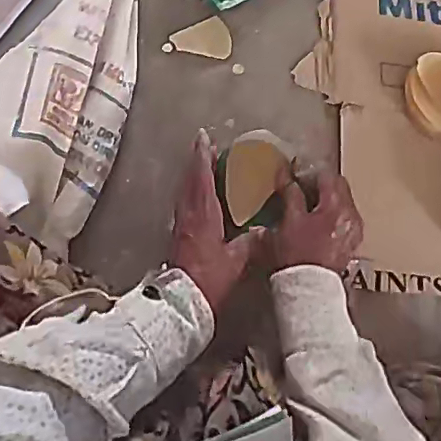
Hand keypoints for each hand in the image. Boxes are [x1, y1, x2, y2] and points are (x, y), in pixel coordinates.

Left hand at [169, 132, 263, 308]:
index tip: (204, 138)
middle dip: (198, 162)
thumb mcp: (236, 260)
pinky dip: (191, 192)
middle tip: (206, 147)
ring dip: (193, 176)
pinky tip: (199, 196)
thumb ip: (249, 242)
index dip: (202, 157)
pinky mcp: (178, 235)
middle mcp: (188, 215)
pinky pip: (184, 204)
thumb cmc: (210, 279)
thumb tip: (262, 230)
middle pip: (190, 180)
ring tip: (203, 166)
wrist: (182, 302)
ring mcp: (180, 225)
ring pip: (185, 191)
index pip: (202, 178)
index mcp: (203, 215)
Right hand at [272, 169, 363, 274]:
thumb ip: (290, 194)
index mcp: (337, 206)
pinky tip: (317, 223)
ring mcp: (355, 229)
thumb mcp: (289, 221)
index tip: (297, 176)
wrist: (309, 290)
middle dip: (322, 185)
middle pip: (340, 188)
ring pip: (343, 202)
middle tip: (302, 189)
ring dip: (328, 200)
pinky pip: (345, 218)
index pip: (328, 176)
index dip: (311, 173)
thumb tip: (286, 174)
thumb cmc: (297, 255)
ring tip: (308, 207)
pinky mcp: (353, 242)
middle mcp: (352, 215)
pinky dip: (333, 214)